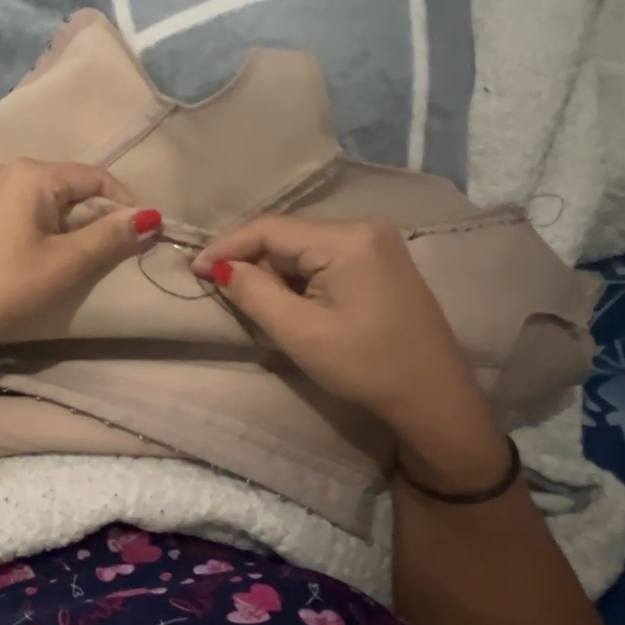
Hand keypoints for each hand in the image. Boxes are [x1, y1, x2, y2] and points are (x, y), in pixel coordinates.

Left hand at [0, 159, 158, 397]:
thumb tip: (149, 215)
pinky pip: (22, 207)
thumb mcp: (66, 262)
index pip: (95, 177)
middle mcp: (7, 169)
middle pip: (69, 185)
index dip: (125, 203)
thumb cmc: (8, 286)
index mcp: (31, 173)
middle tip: (116, 246)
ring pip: (45, 197)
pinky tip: (46, 251)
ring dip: (70, 220)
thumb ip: (109, 235)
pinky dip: (43, 224)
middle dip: (97, 212)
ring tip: (85, 252)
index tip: (146, 231)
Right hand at [193, 216, 503, 463]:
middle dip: (250, 261)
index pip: (268, 229)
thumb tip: (217, 266)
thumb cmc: (365, 366)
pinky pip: (323, 257)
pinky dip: (298, 276)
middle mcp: (364, 227)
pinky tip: (289, 302)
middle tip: (221, 293)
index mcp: (347, 239)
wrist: (433, 398)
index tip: (191, 270)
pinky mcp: (381, 260)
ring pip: (302, 247)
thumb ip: (253, 292)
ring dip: (273, 271)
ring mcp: (377, 242)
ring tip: (254, 302)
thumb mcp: (299, 332)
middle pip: (286, 235)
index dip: (225, 247)